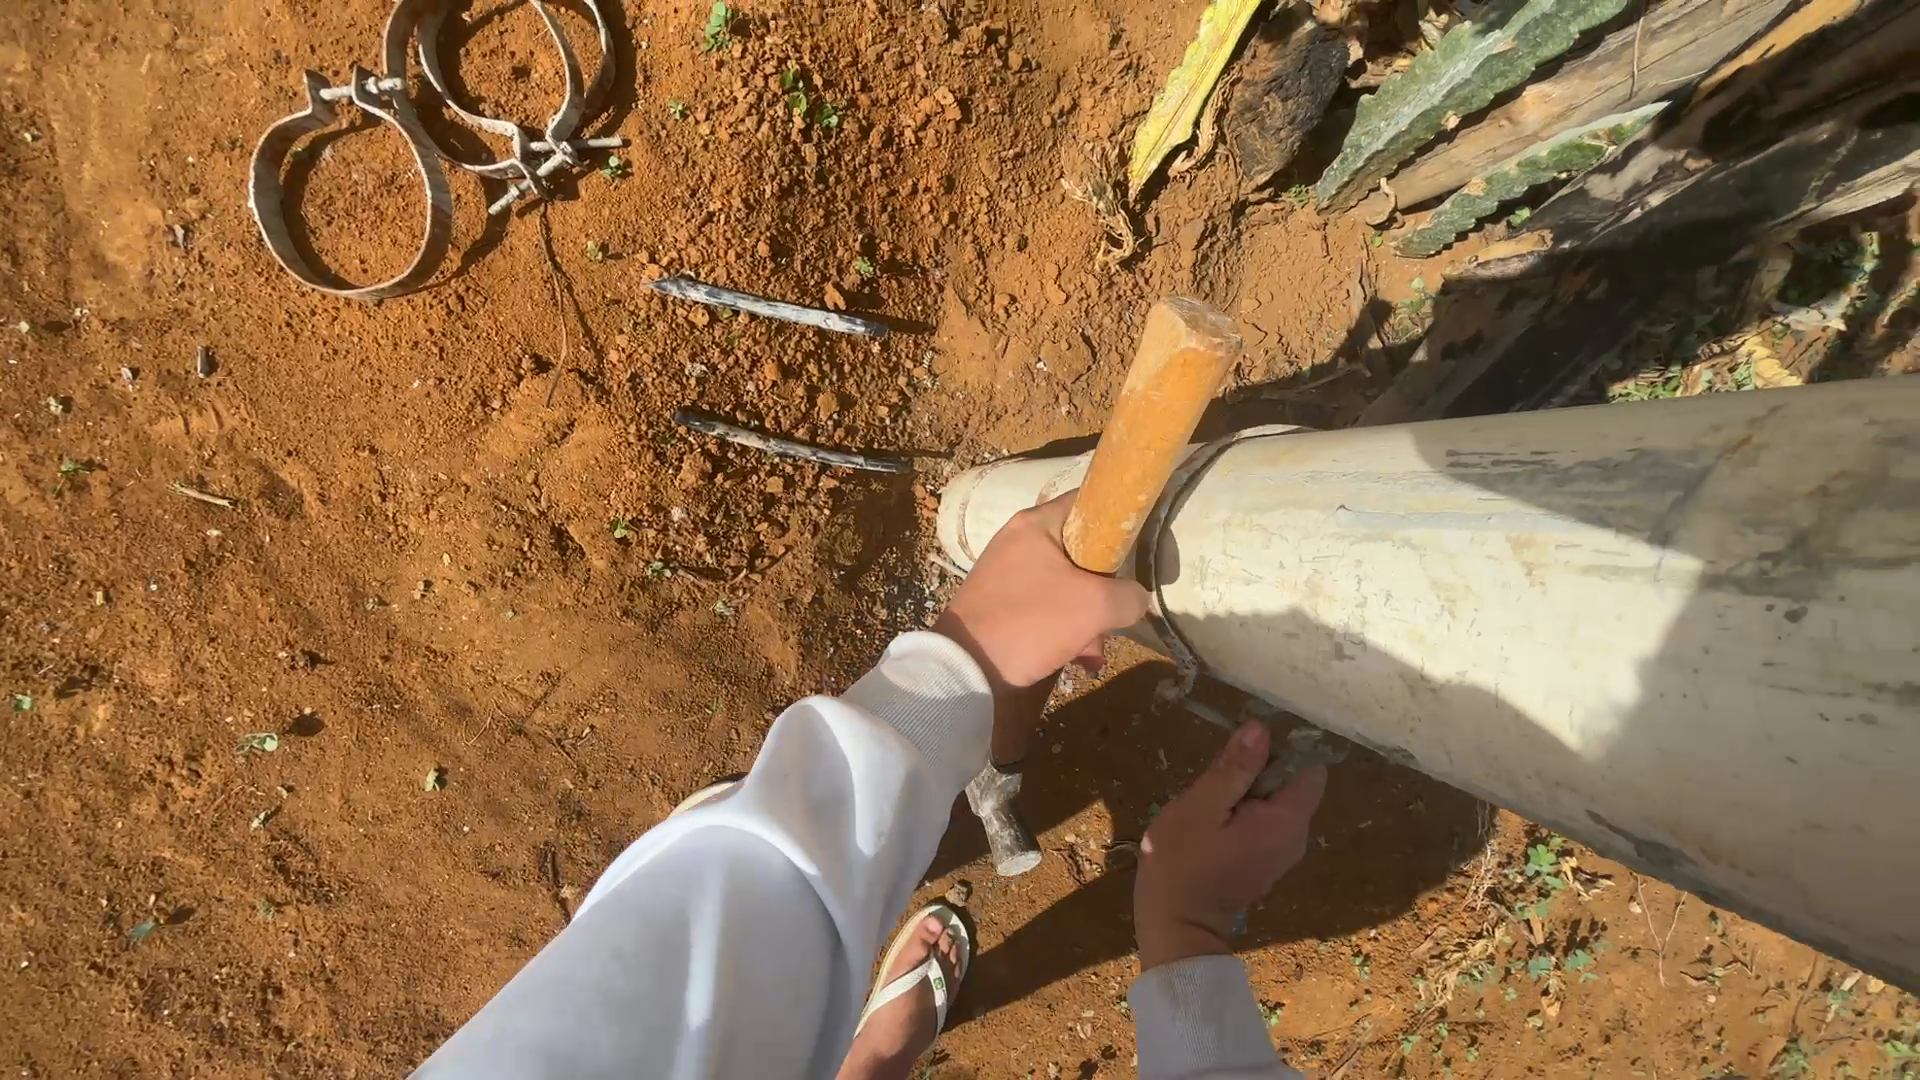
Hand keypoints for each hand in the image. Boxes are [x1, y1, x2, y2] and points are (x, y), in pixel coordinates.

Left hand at [933, 493, 1149, 758]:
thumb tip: (1136, 599)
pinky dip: (1066, 632)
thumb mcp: (1093, 606)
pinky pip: (1047, 608)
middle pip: (1083, 553)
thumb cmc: (1030, 622)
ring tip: (1093, 652)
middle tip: (1114, 617)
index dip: (1121, 522)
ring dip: (1089, 620)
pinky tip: (1079, 660)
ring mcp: (1009, 573)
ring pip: (1068, 586)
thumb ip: (1128, 596)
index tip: (1141, 551)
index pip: (1090, 503)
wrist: (966, 668)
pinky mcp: (1003, 603)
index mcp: (1036, 523)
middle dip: (1105, 591)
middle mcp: (1020, 540)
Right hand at [1134, 721, 1327, 971]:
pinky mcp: (1266, 860)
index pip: (1309, 769)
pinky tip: (1212, 817)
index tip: (1242, 747)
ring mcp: (1282, 852)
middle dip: (1257, 769)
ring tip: (1209, 796)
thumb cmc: (1182, 861)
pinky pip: (1265, 819)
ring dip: (1246, 788)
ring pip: (1275, 800)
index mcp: (1285, 822)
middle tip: (1215, 775)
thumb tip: (1260, 728)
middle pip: (1292, 783)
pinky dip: (1243, 810)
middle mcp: (1295, 837)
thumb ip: (1233, 768)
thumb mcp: (1200, 805)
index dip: (1280, 749)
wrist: (1174, 923)